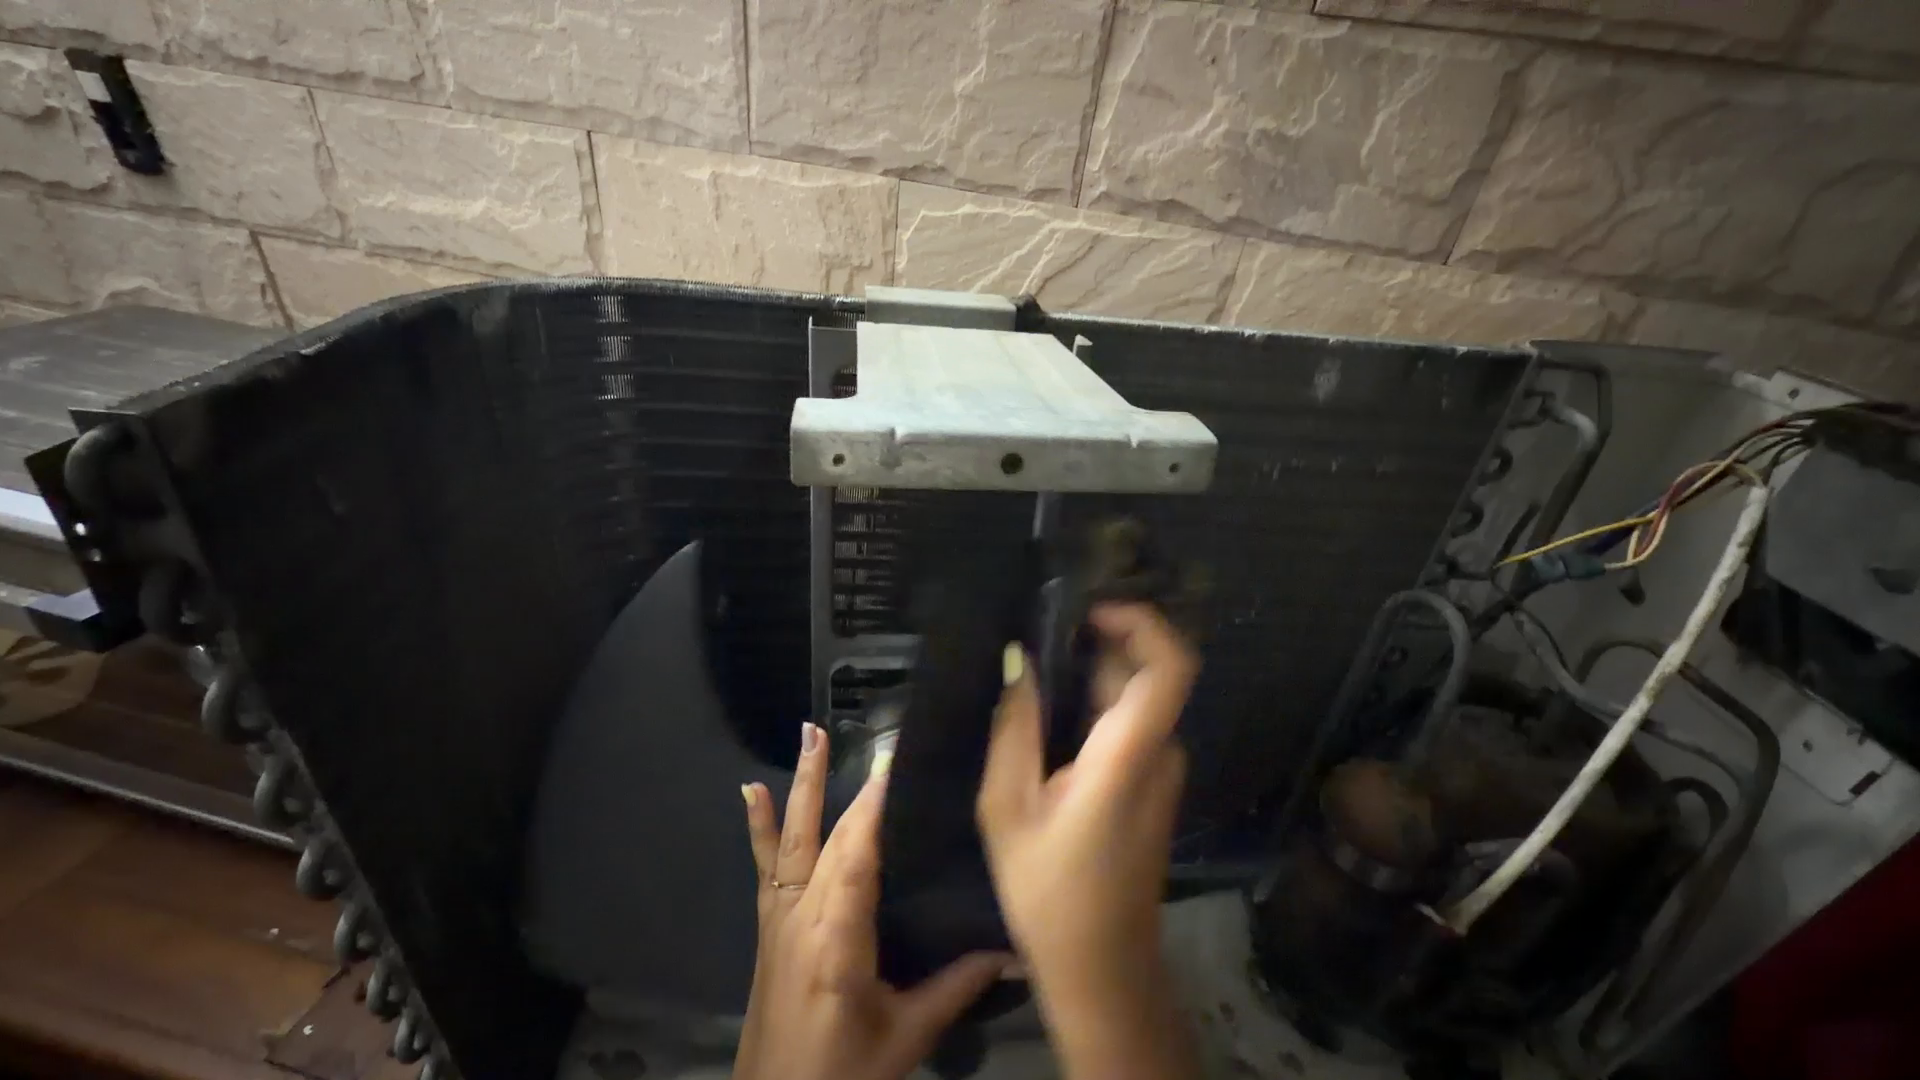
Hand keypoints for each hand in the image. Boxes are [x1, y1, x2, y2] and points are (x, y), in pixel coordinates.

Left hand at [734, 723, 1007, 1079]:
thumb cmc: (842, 1073)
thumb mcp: (906, 1036)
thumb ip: (957, 986)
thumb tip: (1015, 948)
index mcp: (838, 938)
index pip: (859, 856)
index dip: (875, 806)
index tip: (898, 759)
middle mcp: (804, 914)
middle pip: (832, 838)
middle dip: (856, 788)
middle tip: (880, 740)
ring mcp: (781, 916)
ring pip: (793, 840)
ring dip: (802, 785)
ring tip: (809, 734)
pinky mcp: (770, 925)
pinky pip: (764, 867)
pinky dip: (758, 826)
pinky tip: (750, 790)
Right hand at [976, 602, 1199, 1079]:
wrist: (1102, 968)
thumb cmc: (1048, 893)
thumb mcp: (1006, 808)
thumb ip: (1014, 728)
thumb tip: (1019, 659)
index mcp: (1129, 755)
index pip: (1171, 664)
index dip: (1141, 620)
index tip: (1085, 610)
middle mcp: (1161, 753)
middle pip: (1146, 672)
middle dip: (1096, 644)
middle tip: (1033, 643)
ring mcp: (1163, 770)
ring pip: (1135, 697)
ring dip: (1090, 675)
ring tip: (1030, 678)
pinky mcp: (1154, 784)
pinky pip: (1130, 724)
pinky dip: (1095, 705)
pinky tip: (1046, 721)